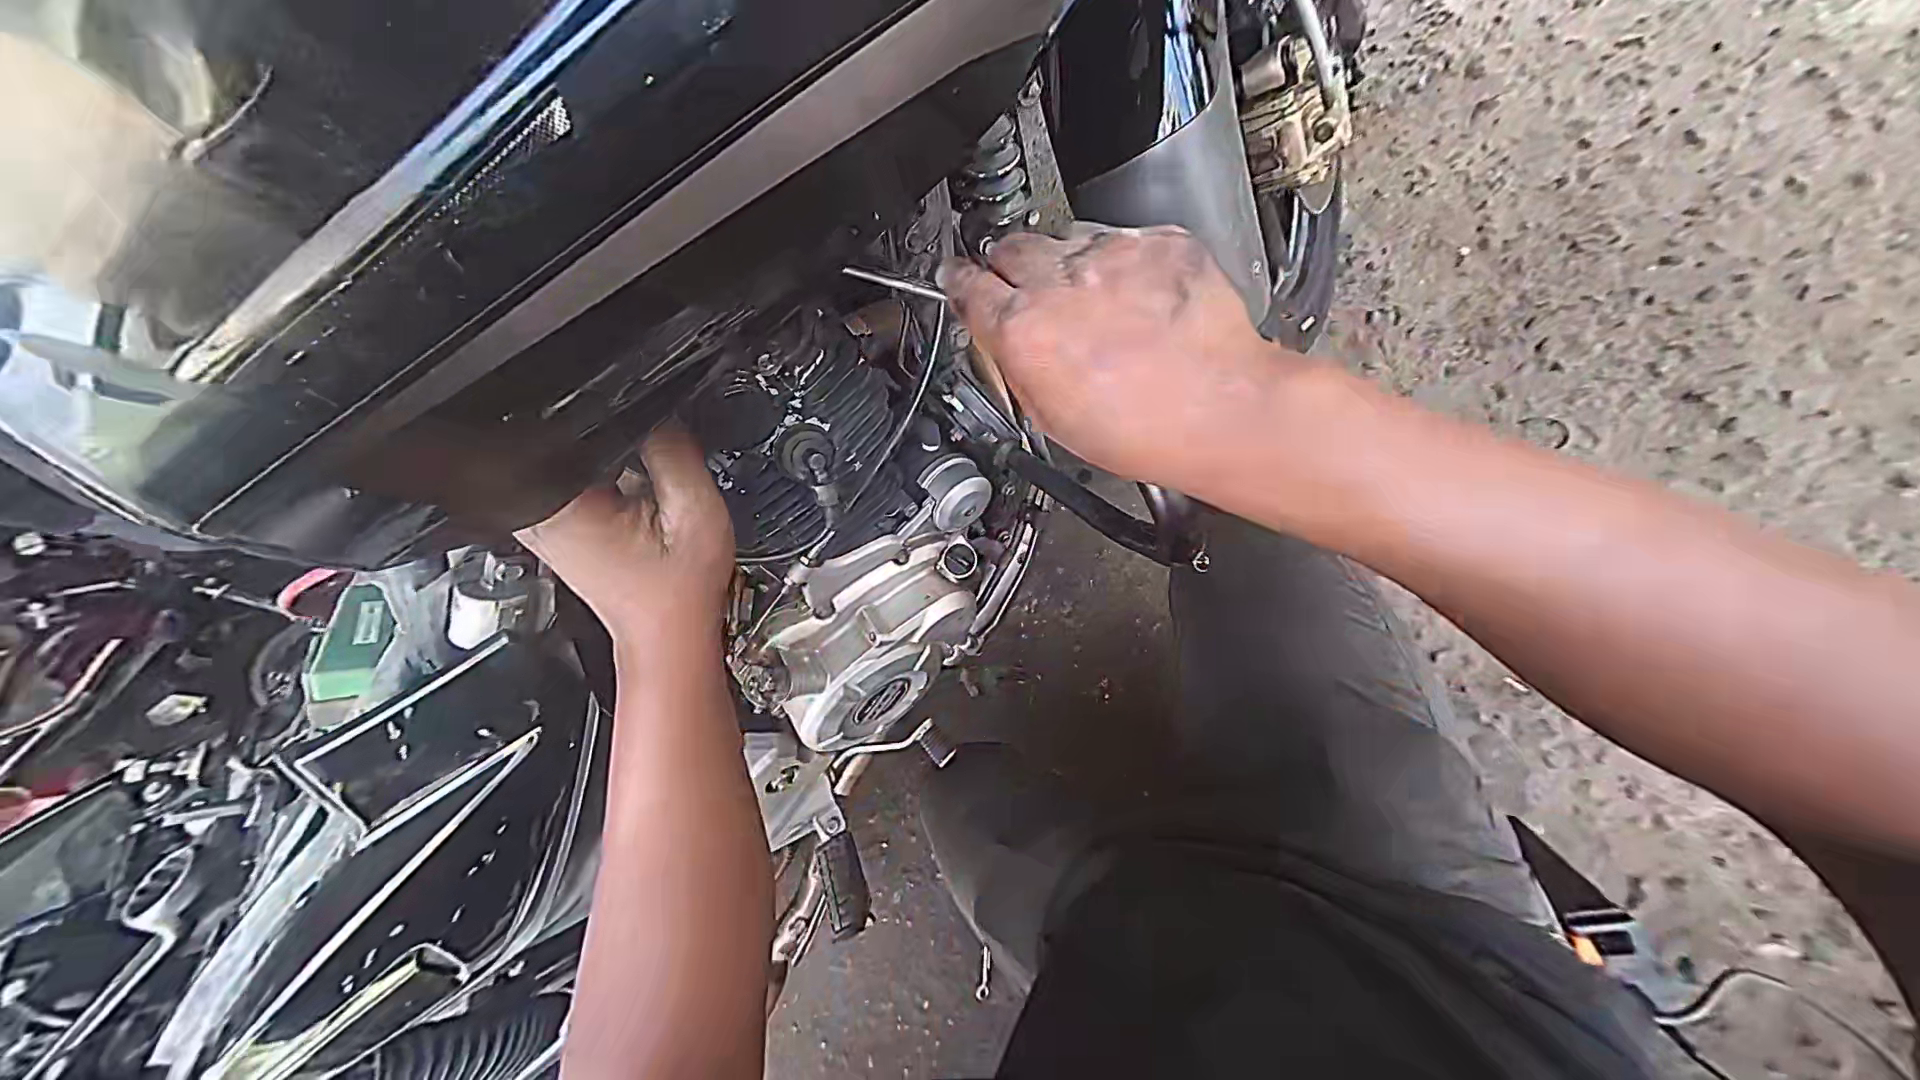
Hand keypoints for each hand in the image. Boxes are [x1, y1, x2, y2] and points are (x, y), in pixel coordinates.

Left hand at [516, 423, 733, 647]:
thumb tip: (661, 410)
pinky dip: (609, 472)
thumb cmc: (678, 590)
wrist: (668, 628)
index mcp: (560, 503)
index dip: (615, 411)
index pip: (569, 421)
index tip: (651, 434)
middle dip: (617, 436)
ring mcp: (541, 515)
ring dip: (613, 455)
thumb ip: (675, 452)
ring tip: (644, 493)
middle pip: (568, 432)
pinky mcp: (556, 520)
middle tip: (653, 479)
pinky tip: (634, 495)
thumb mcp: (695, 513)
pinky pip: (575, 472)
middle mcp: (537, 508)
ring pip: (572, 450)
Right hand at [938, 226, 1302, 490]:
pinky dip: (1118, 261)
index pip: (968, 287)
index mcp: (1023, 330)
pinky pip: (1121, 237)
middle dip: (1008, 266)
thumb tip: (1005, 345)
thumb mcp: (1050, 419)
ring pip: (1064, 237)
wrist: (1219, 410)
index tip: (959, 280)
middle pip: (1009, 248)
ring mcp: (1110, 255)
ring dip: (1064, 264)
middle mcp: (1060, 282)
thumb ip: (1016, 367)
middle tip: (1023, 291)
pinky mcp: (1158, 242)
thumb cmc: (1141, 429)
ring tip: (1090, 303)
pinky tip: (1131, 295)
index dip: (959, 284)